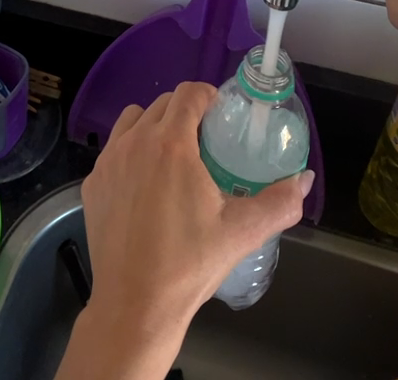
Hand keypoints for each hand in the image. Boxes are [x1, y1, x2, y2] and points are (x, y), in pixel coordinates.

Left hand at [68, 82, 309, 370]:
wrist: (135, 304)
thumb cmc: (189, 263)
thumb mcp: (242, 231)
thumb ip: (280, 202)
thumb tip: (304, 180)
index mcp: (171, 144)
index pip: (188, 93)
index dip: (207, 96)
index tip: (221, 116)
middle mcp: (135, 142)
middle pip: (162, 104)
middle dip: (185, 113)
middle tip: (204, 141)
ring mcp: (109, 161)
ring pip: (132, 121)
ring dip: (153, 127)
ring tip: (172, 157)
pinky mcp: (93, 182)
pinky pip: (113, 150)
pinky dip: (130, 154)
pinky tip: (144, 186)